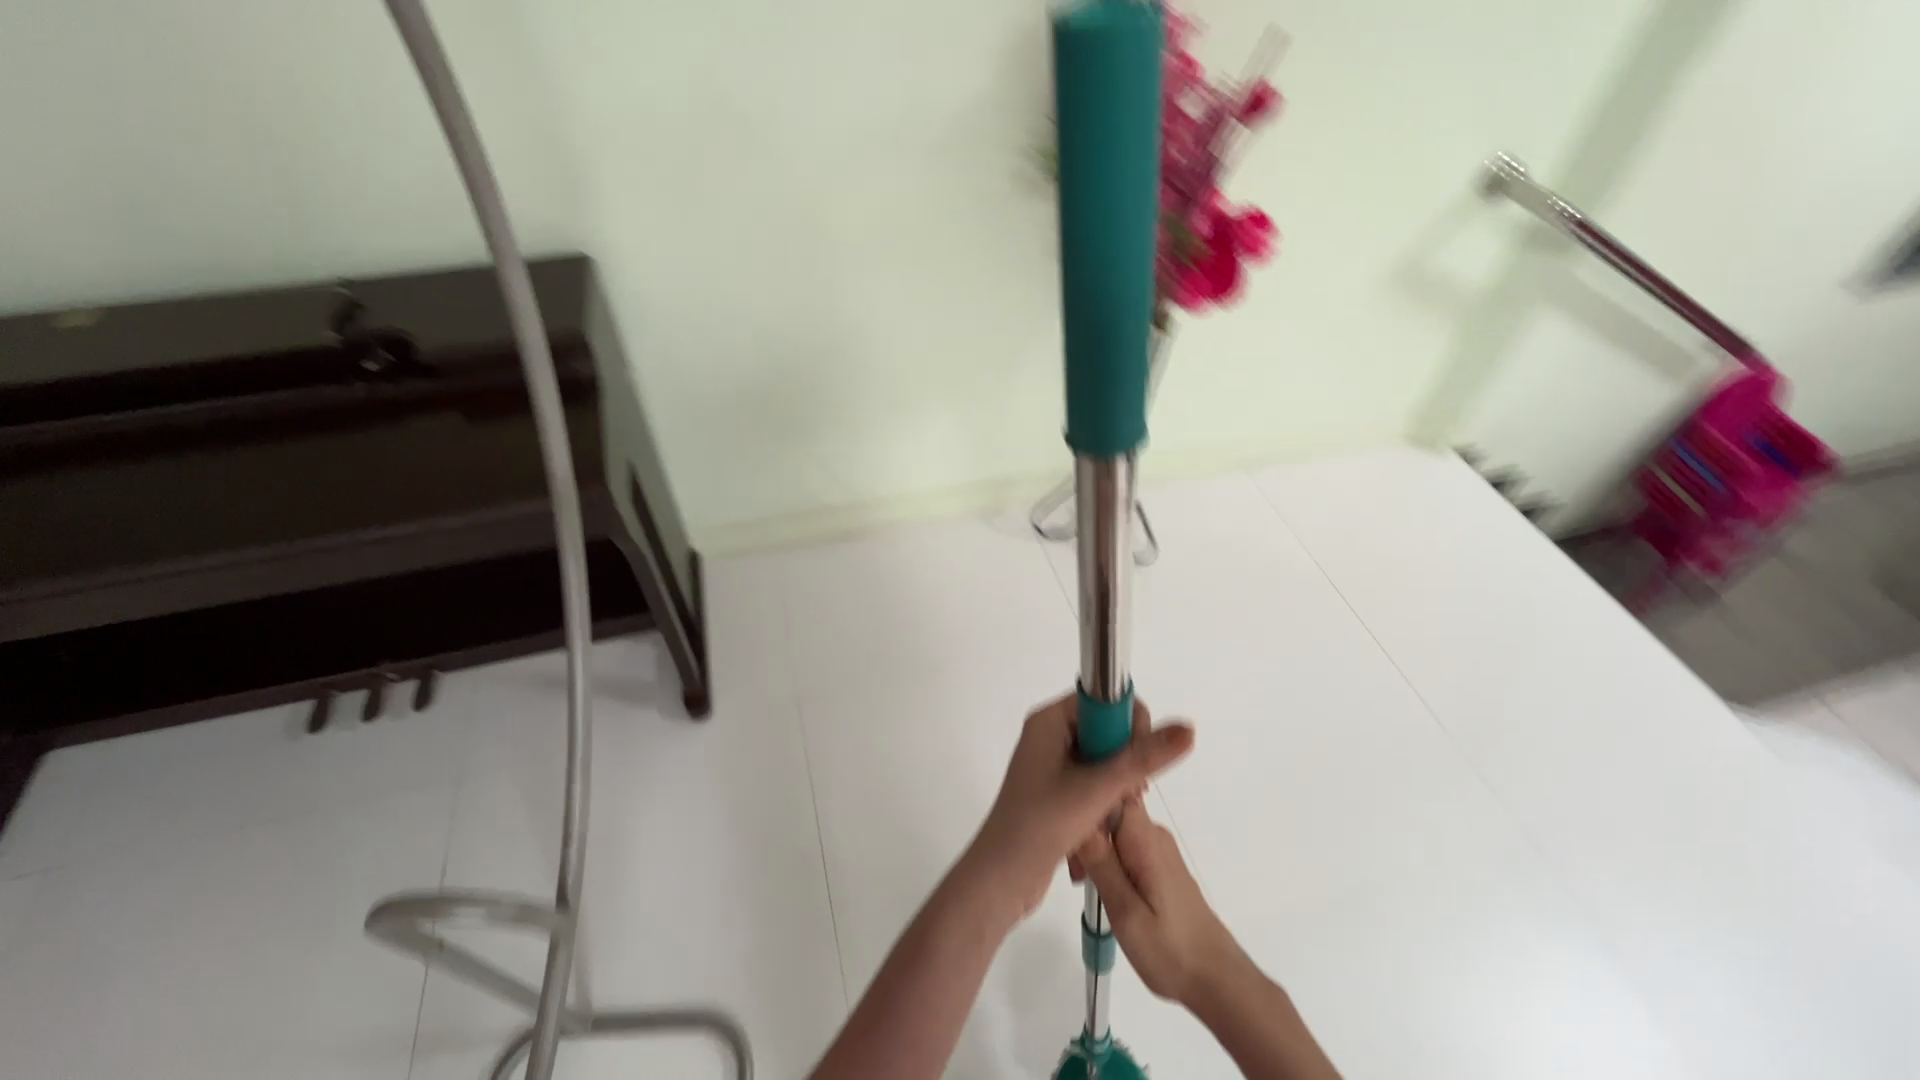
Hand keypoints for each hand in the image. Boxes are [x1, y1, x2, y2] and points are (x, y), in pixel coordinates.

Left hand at [964, 694, 1193, 920]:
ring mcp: (1053, 764)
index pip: (1105, 701)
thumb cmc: (1043, 824)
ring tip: (1115, 813)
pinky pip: (1095, 782)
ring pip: (1106, 761)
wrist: (1003, 878)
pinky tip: (1106, 825)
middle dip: (1126, 763)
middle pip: (1108, 731)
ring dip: (1119, 788)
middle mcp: (1050, 735)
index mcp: (1050, 720)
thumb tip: (1188, 728)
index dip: (1129, 726)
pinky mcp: (1058, 791)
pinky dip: (1106, 801)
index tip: (1137, 761)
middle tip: (1129, 794)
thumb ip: (1144, 757)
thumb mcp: (1098, 788)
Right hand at [1071, 798, 1242, 1006]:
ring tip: (1083, 886)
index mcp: (1144, 839)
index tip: (1064, 833)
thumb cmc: (1169, 949)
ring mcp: (1158, 849)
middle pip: (1108, 810)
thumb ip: (1101, 862)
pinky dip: (1106, 860)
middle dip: (1083, 831)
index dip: (1083, 802)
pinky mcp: (1159, 866)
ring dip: (1092, 848)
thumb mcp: (1125, 911)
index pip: (1111, 792)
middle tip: (1074, 874)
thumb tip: (1079, 816)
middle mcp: (1153, 835)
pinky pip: (1124, 846)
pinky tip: (1100, 887)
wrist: (1216, 979)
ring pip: (1114, 829)